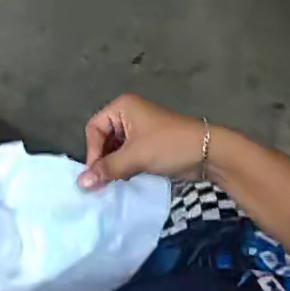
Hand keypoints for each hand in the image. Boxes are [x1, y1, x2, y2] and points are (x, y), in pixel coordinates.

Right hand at [78, 93, 207, 189]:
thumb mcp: (135, 156)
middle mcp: (128, 113)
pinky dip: (125, 166)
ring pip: (116, 148)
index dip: (93, 151)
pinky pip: (128, 153)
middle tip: (104, 182)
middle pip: (104, 138)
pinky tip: (127, 180)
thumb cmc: (169, 145)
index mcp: (122, 106)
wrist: (208, 151)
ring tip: (115, 182)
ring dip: (114, 165)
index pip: (94, 128)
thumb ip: (107, 169)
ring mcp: (140, 128)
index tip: (97, 175)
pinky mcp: (149, 142)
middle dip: (103, 159)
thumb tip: (81, 184)